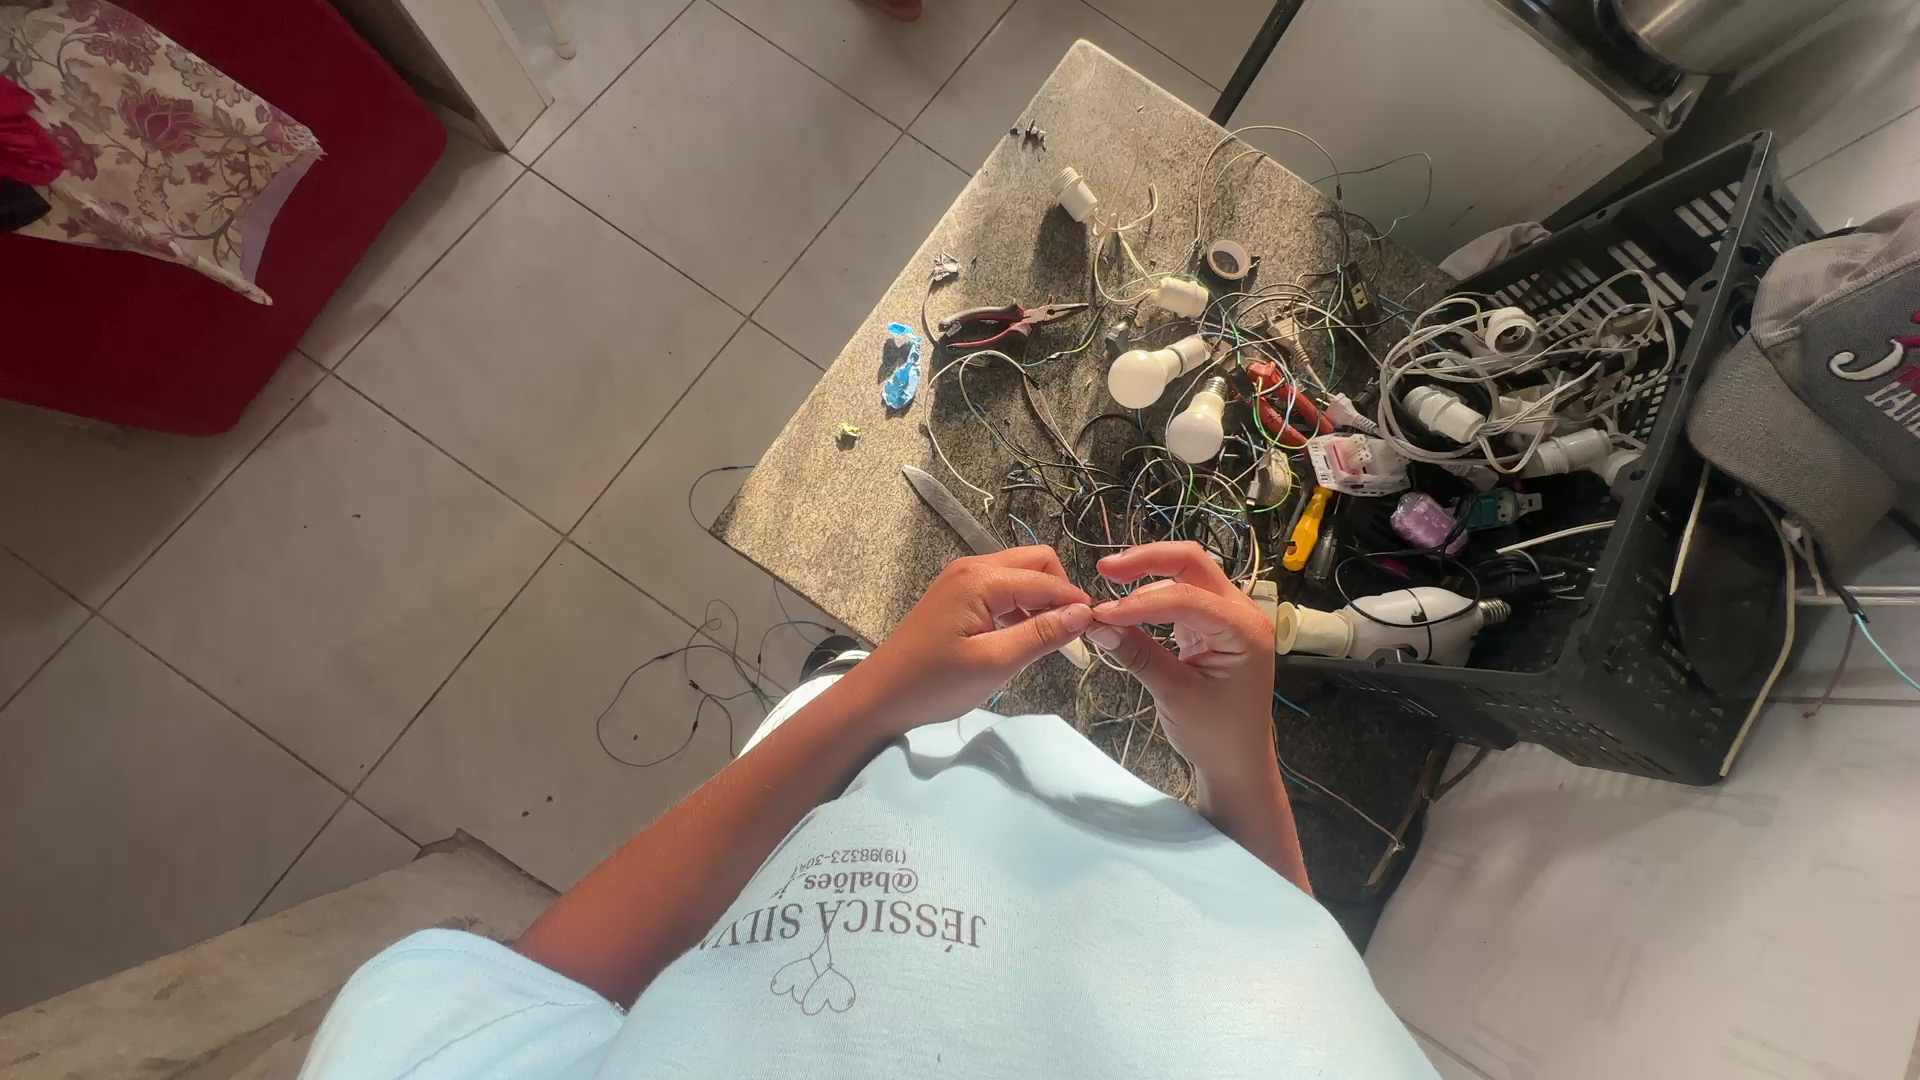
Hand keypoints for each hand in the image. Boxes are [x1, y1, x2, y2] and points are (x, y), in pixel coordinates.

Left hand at [836, 546, 1092, 734]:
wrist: (881, 696)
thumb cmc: (936, 683)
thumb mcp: (995, 663)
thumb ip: (1042, 634)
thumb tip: (1085, 613)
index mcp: (981, 579)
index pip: (1046, 580)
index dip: (1076, 602)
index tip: (1099, 630)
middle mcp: (973, 567)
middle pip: (1036, 563)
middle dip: (1059, 593)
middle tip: (1069, 633)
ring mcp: (963, 578)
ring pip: (1020, 574)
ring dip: (1041, 600)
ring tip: (1049, 640)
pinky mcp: (958, 594)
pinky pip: (1003, 588)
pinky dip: (1021, 606)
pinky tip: (1021, 636)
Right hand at [1084, 542, 1278, 796]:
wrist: (1237, 764)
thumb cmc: (1215, 735)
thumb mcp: (1174, 694)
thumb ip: (1137, 653)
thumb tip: (1095, 623)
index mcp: (1244, 629)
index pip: (1186, 597)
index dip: (1139, 602)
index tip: (1101, 614)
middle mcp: (1241, 612)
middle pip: (1192, 564)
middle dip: (1147, 560)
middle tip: (1104, 568)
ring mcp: (1227, 616)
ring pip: (1186, 574)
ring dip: (1147, 573)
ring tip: (1109, 583)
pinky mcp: (1211, 625)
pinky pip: (1180, 596)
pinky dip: (1151, 595)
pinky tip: (1126, 603)